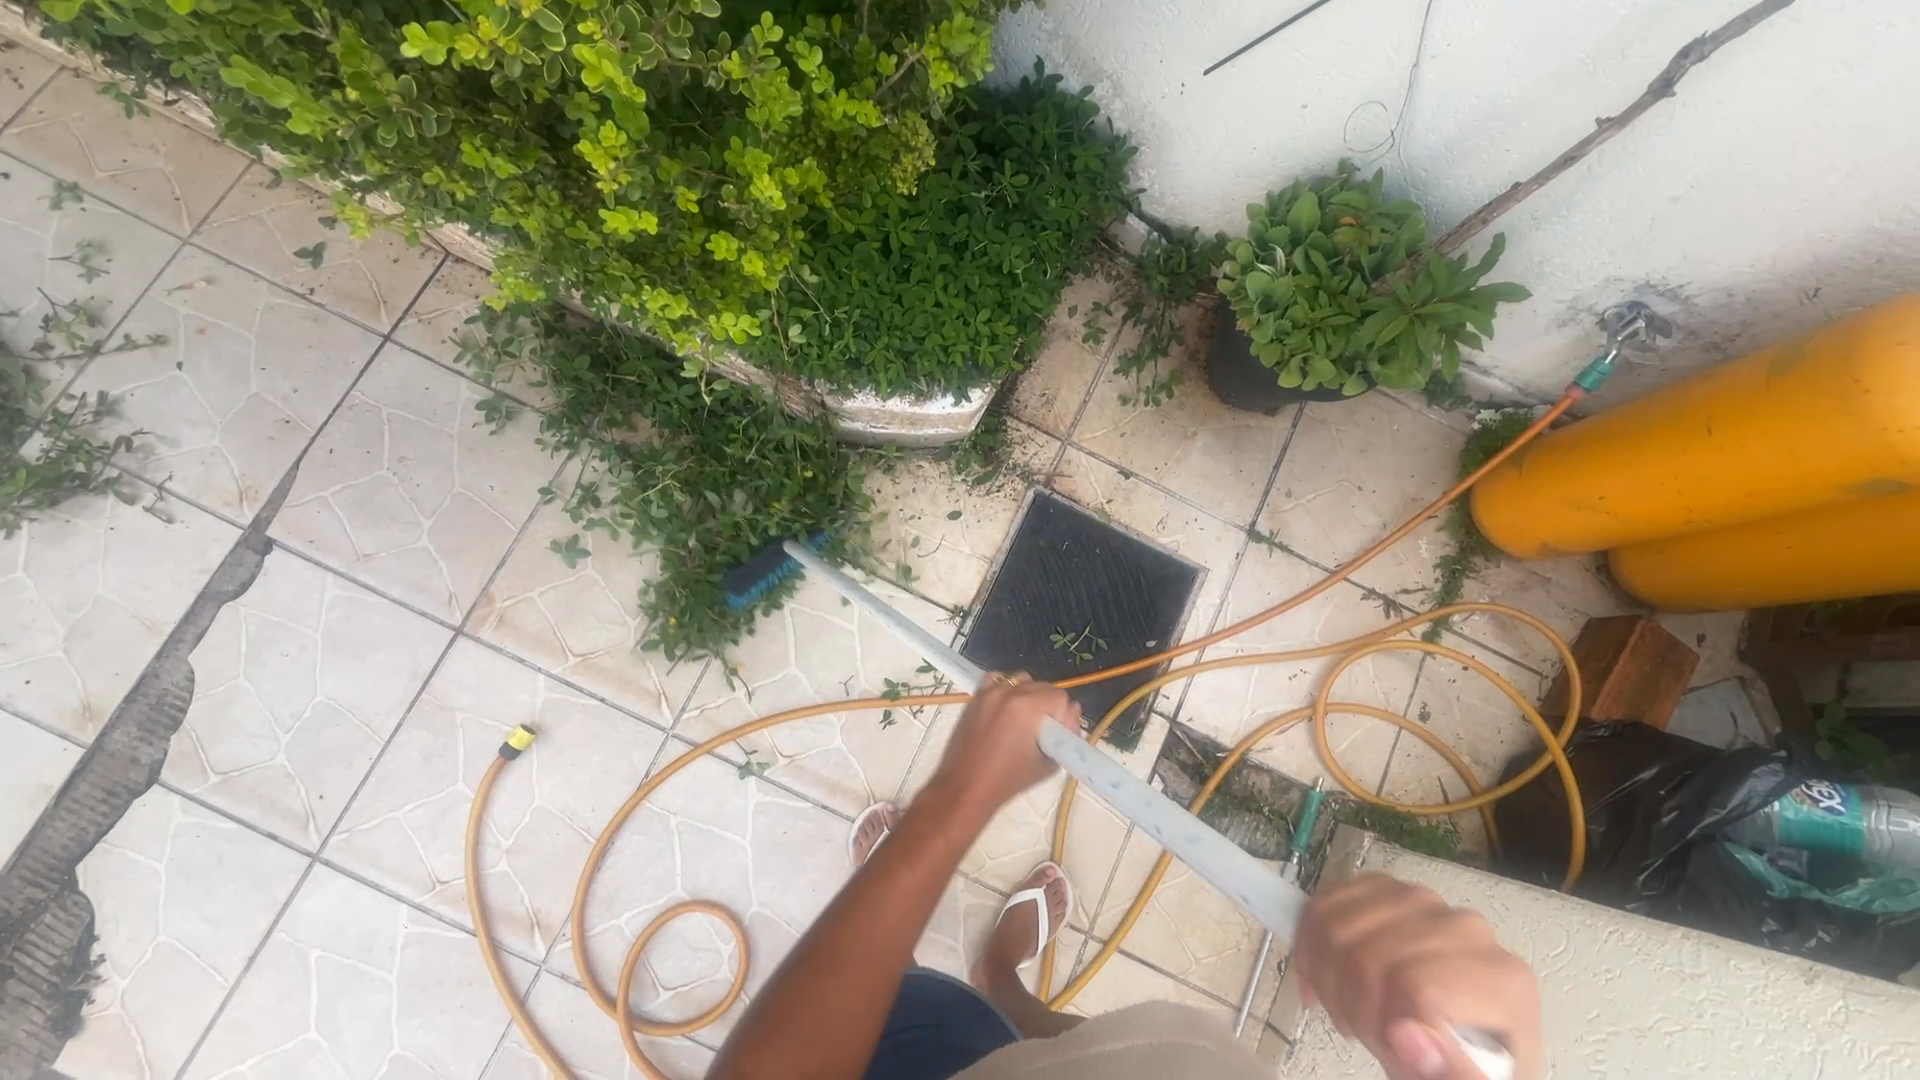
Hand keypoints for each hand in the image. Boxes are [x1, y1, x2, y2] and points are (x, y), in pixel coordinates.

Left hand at [925, 675, 1080, 820]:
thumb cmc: (1008, 780)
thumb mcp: (1047, 764)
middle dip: (1049, 706)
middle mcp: (1008, 692)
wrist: (965, 787)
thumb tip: (1073, 710)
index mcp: (1027, 707)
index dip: (1063, 716)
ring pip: (1022, 680)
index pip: (1060, 696)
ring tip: (1024, 721)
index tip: (1056, 736)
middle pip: (1043, 686)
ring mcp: (989, 692)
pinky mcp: (976, 697)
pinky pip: (997, 679)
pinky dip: (1007, 688)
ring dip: (1030, 695)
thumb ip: (1066, 735)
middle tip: (1043, 732)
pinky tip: (1007, 708)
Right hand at [1294, 874, 1541, 1079]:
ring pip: (1339, 926)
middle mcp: (1465, 927)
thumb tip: (1406, 1036)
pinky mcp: (1385, 889)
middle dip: (1349, 1005)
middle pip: (1371, 956)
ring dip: (1325, 976)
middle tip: (1361, 1035)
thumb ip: (1453, 1073)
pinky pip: (1326, 903)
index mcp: (1499, 979)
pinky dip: (1309, 943)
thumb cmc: (1467, 1065)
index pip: (1411, 985)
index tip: (1382, 1052)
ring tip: (1346, 1010)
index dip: (1378, 1021)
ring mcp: (1422, 902)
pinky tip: (1323, 975)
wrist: (1456, 1038)